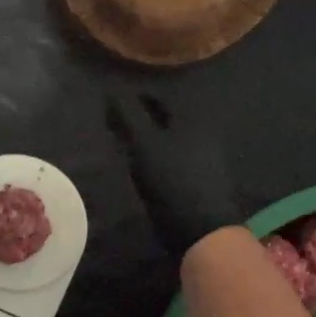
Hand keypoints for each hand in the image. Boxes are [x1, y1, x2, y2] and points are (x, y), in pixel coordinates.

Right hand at [105, 89, 245, 255]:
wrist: (200, 227)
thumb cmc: (172, 180)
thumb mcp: (144, 145)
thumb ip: (128, 116)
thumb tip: (111, 90)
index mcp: (193, 115)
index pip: (160, 94)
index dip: (136, 94)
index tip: (112, 100)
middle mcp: (203, 128)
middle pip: (167, 113)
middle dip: (141, 114)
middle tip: (114, 119)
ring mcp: (204, 152)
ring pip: (169, 133)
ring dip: (147, 134)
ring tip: (122, 140)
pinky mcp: (199, 174)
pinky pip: (172, 152)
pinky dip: (154, 151)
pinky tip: (139, 161)